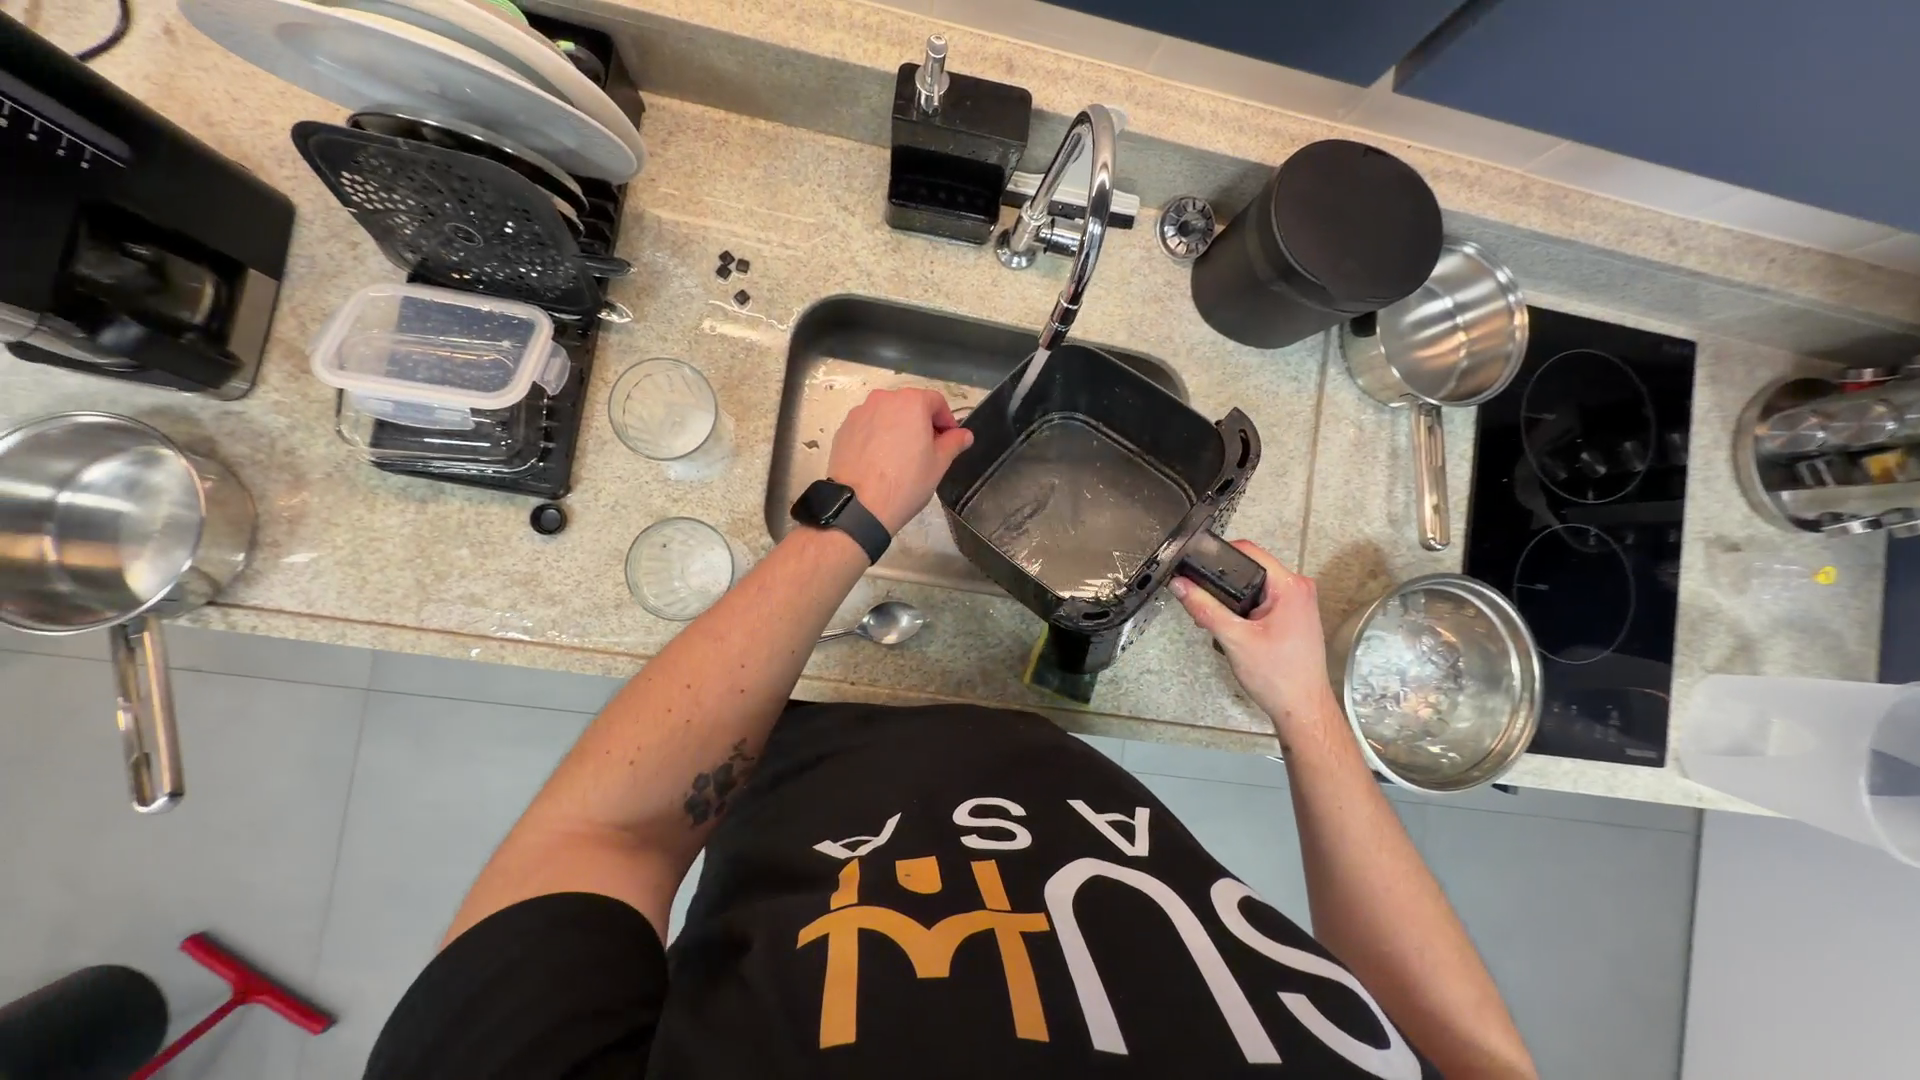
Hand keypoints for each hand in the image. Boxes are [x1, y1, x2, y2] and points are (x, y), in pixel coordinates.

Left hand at [827, 388, 974, 532]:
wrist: (859, 506)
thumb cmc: (906, 482)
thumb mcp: (939, 464)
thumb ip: (953, 443)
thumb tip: (964, 435)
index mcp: (911, 402)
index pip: (936, 401)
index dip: (946, 420)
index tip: (950, 440)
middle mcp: (883, 399)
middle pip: (910, 405)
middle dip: (922, 423)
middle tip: (927, 449)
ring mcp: (860, 413)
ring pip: (887, 415)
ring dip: (898, 428)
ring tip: (901, 456)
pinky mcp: (843, 429)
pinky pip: (868, 427)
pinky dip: (877, 436)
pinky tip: (880, 461)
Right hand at [1170, 541, 1341, 734]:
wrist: (1302, 709)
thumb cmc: (1277, 675)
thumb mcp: (1234, 639)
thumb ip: (1204, 608)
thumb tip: (1179, 584)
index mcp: (1290, 586)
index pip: (1249, 551)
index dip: (1218, 553)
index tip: (1194, 564)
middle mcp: (1298, 589)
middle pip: (1249, 569)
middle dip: (1222, 583)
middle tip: (1200, 600)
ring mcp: (1298, 604)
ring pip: (1254, 587)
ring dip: (1231, 600)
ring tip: (1213, 620)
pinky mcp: (1294, 617)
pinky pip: (1262, 602)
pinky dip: (1243, 611)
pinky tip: (1231, 630)